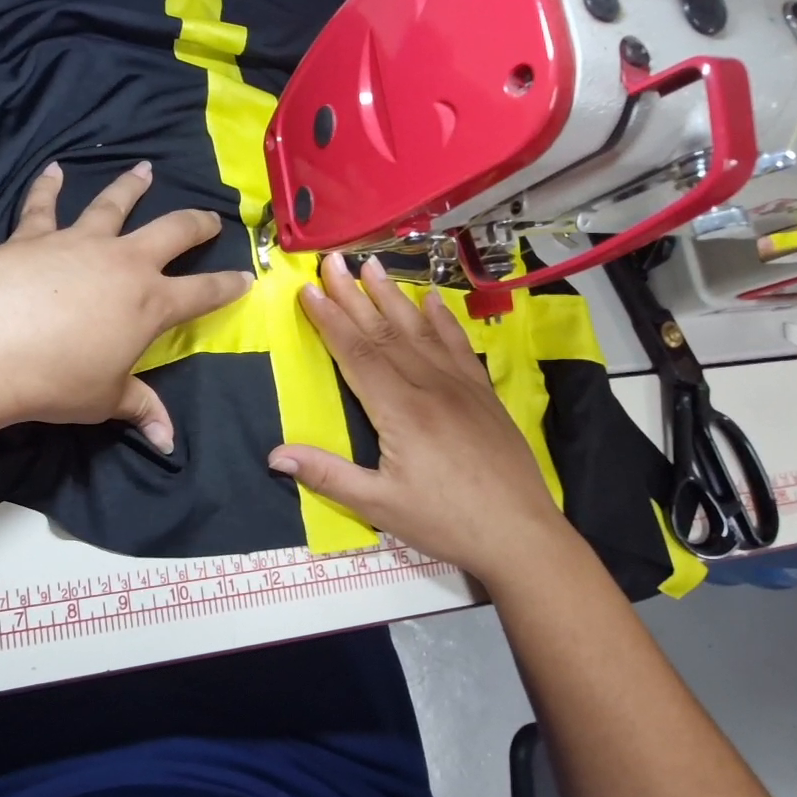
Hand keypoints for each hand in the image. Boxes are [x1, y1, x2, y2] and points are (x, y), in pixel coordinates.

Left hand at [0, 161, 252, 449]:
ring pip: (113, 204)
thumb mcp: (105, 400)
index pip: (203, 293)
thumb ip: (141, 410)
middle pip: (171, 232)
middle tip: (210, 218)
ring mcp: (78, 242)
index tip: (246, 277)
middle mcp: (122, 262)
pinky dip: (48, 185)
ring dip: (132, 186)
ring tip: (144, 169)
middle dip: (196, 224)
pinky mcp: (33, 235)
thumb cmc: (56, 380)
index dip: (228, 285)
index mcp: (149, 303)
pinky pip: (43, 204)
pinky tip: (52, 170)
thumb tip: (169, 442)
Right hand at [267, 252, 574, 582]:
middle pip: (384, 332)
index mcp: (400, 411)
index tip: (307, 290)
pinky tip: (431, 301)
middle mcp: (429, 387)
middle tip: (331, 261)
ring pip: (419, 331)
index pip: (356, 354)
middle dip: (353, 295)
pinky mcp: (482, 395)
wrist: (522, 535)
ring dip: (392, 296)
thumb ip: (328, 475)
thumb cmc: (445, 522)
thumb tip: (274, 455)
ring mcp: (460, 387)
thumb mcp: (380, 506)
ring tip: (372, 266)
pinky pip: (458, 347)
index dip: (329, 320)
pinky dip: (442, 321)